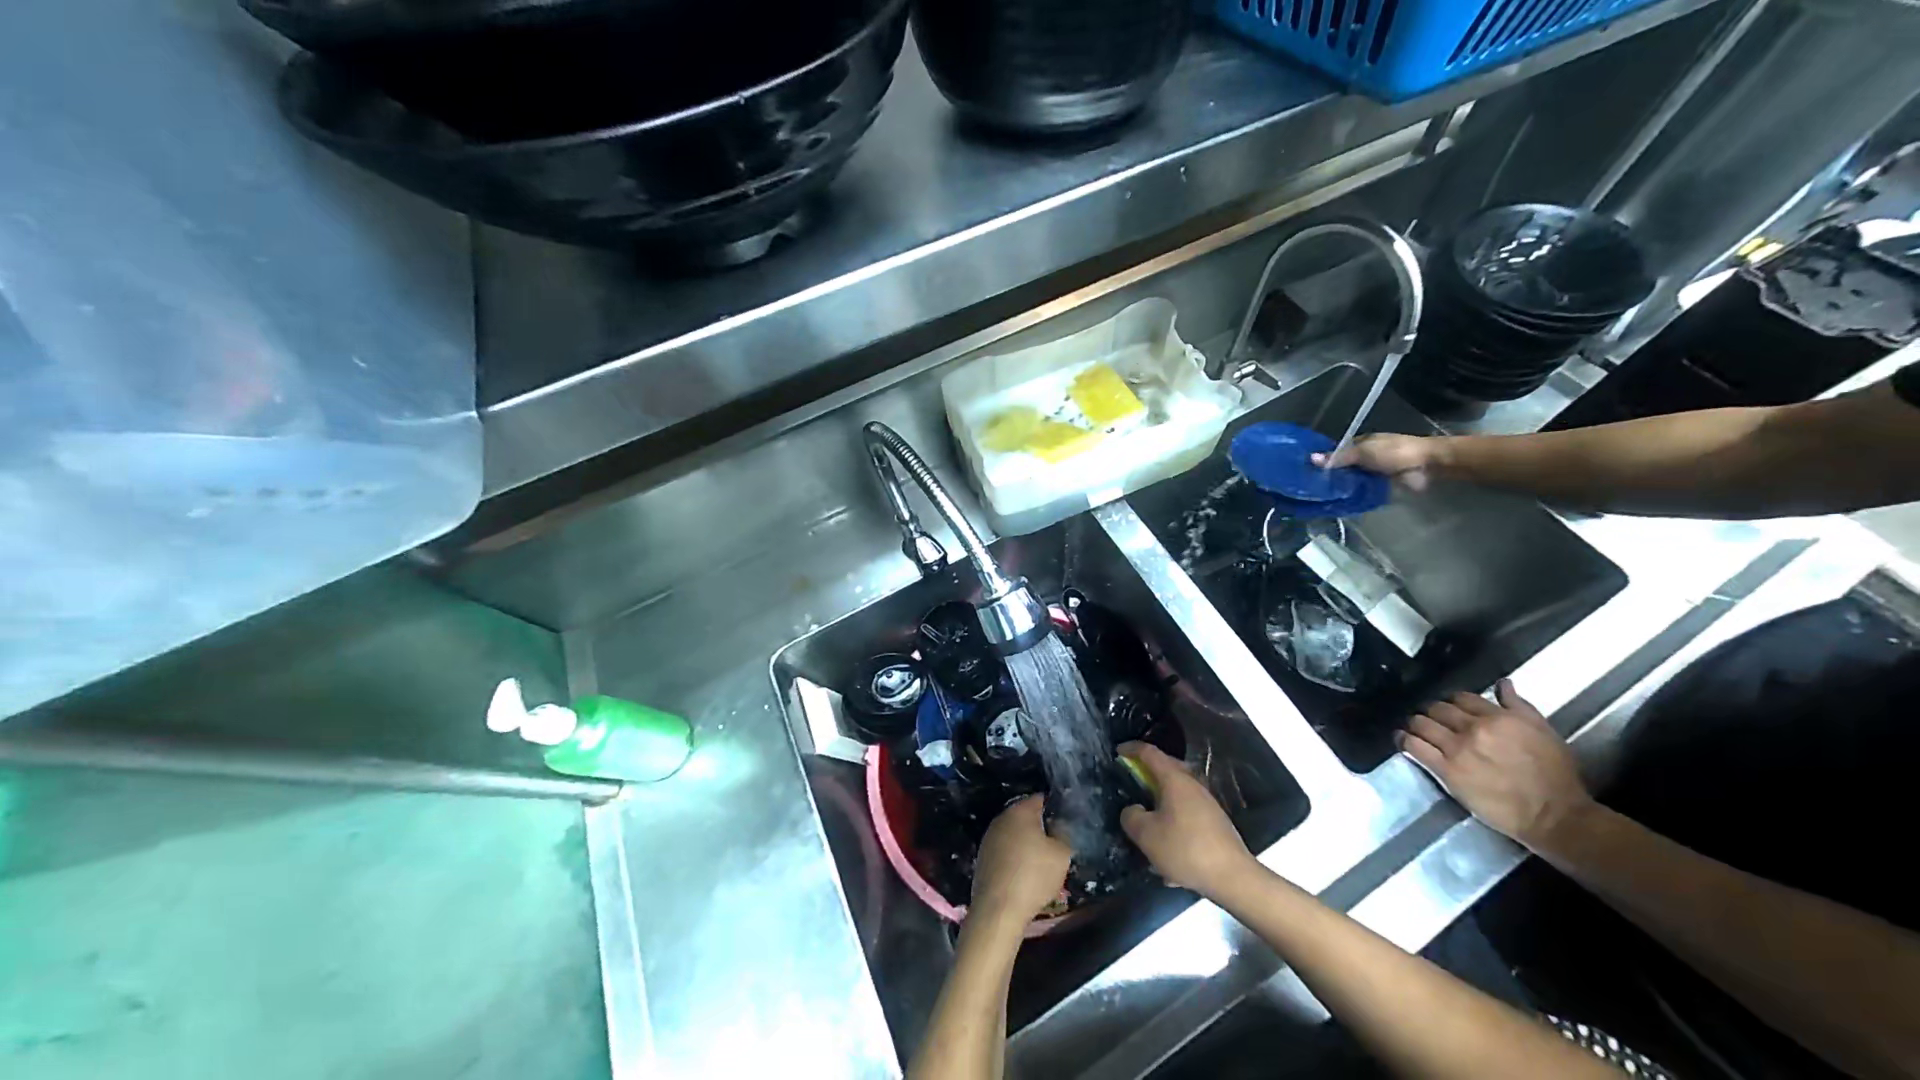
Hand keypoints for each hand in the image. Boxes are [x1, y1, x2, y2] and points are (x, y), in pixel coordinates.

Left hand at [971, 795, 1071, 926]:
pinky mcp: (982, 858)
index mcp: (1019, 811)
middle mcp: (1001, 819)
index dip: (1055, 809)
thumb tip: (1058, 826)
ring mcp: (988, 839)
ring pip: (1014, 835)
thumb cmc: (1033, 876)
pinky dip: (1014, 858)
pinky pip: (1004, 851)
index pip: (1040, 799)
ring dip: (1026, 844)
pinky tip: (1024, 875)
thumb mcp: (1061, 854)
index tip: (1066, 822)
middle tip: (1056, 844)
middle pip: (1025, 817)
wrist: (998, 909)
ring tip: (1042, 863)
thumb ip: (1063, 834)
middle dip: (1040, 828)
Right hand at [1116, 742, 1254, 898]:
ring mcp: (1207, 804)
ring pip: (1177, 794)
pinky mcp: (1215, 824)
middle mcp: (1193, 786)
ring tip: (1147, 822)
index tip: (1118, 752)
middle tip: (1131, 781)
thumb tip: (1134, 810)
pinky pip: (1187, 815)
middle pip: (1167, 769)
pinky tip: (1167, 853)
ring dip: (1160, 801)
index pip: (1150, 753)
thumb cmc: (1185, 849)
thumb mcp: (1146, 835)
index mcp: (1175, 780)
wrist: (1233, 877)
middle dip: (1147, 772)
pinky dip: (1173, 822)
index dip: (1131, 749)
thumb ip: (1131, 817)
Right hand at [1314, 434, 1448, 491]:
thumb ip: (1339, 458)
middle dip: (1332, 476)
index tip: (1308, 472)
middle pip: (1344, 466)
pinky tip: (1341, 502)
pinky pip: (1363, 489)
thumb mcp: (1363, 453)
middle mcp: (1366, 456)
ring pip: (1352, 479)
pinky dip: (1355, 495)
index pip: (1337, 451)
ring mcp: (1374, 471)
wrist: (1427, 465)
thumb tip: (1311, 458)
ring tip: (1322, 498)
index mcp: (1361, 443)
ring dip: (1343, 487)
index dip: (1324, 460)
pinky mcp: (1382, 485)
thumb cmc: (1394, 453)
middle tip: (1312, 489)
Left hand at [1399, 680, 1597, 850]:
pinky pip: (1415, 746)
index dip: (1453, 701)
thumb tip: (1502, 683)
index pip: (1462, 698)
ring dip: (1416, 723)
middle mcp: (1475, 728)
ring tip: (1415, 727)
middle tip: (1431, 719)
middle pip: (1438, 709)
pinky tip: (1401, 738)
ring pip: (1422, 724)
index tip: (1450, 708)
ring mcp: (1458, 748)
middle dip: (1432, 711)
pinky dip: (1404, 739)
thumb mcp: (1545, 733)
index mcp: (1499, 717)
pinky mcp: (1447, 769)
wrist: (1554, 815)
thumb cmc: (1556, 775)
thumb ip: (1519, 706)